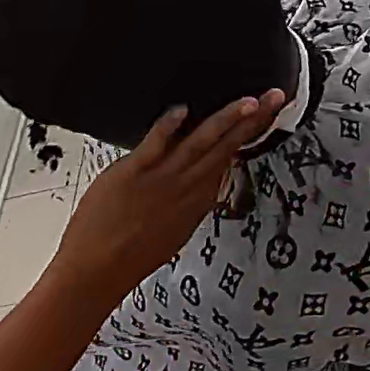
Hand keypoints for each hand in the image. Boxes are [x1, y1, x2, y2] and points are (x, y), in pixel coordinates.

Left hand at [44, 92, 283, 309]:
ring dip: (228, 118)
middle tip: (273, 97)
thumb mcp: (176, 230)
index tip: (266, 114)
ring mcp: (162, 177)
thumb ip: (192, 201)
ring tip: (249, 101)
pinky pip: (155, 142)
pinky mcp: (132, 172)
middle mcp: (188, 184)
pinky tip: (182, 108)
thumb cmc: (132, 256)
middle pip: (228, 144)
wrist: (96, 273)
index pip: (232, 156)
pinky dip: (169, 124)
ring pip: (202, 141)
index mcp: (200, 197)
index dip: (252, 133)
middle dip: (254, 119)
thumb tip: (205, 184)